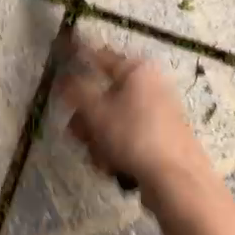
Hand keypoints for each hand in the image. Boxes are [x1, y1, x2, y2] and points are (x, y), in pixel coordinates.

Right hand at [53, 36, 208, 197]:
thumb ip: (75, 91)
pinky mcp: (160, 137)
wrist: (175, 177)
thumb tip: (62, 77)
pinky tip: (111, 166)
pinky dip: (114, 149)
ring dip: (97, 139)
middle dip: (86, 118)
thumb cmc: (133, 136)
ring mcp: (157, 112)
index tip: (58, 58)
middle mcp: (150, 85)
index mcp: (137, 70)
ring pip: (112, 120)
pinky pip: (127, 137)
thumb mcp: (96, 111)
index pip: (99, 56)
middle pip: (104, 95)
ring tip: (98, 156)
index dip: (76, 58)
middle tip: (75, 133)